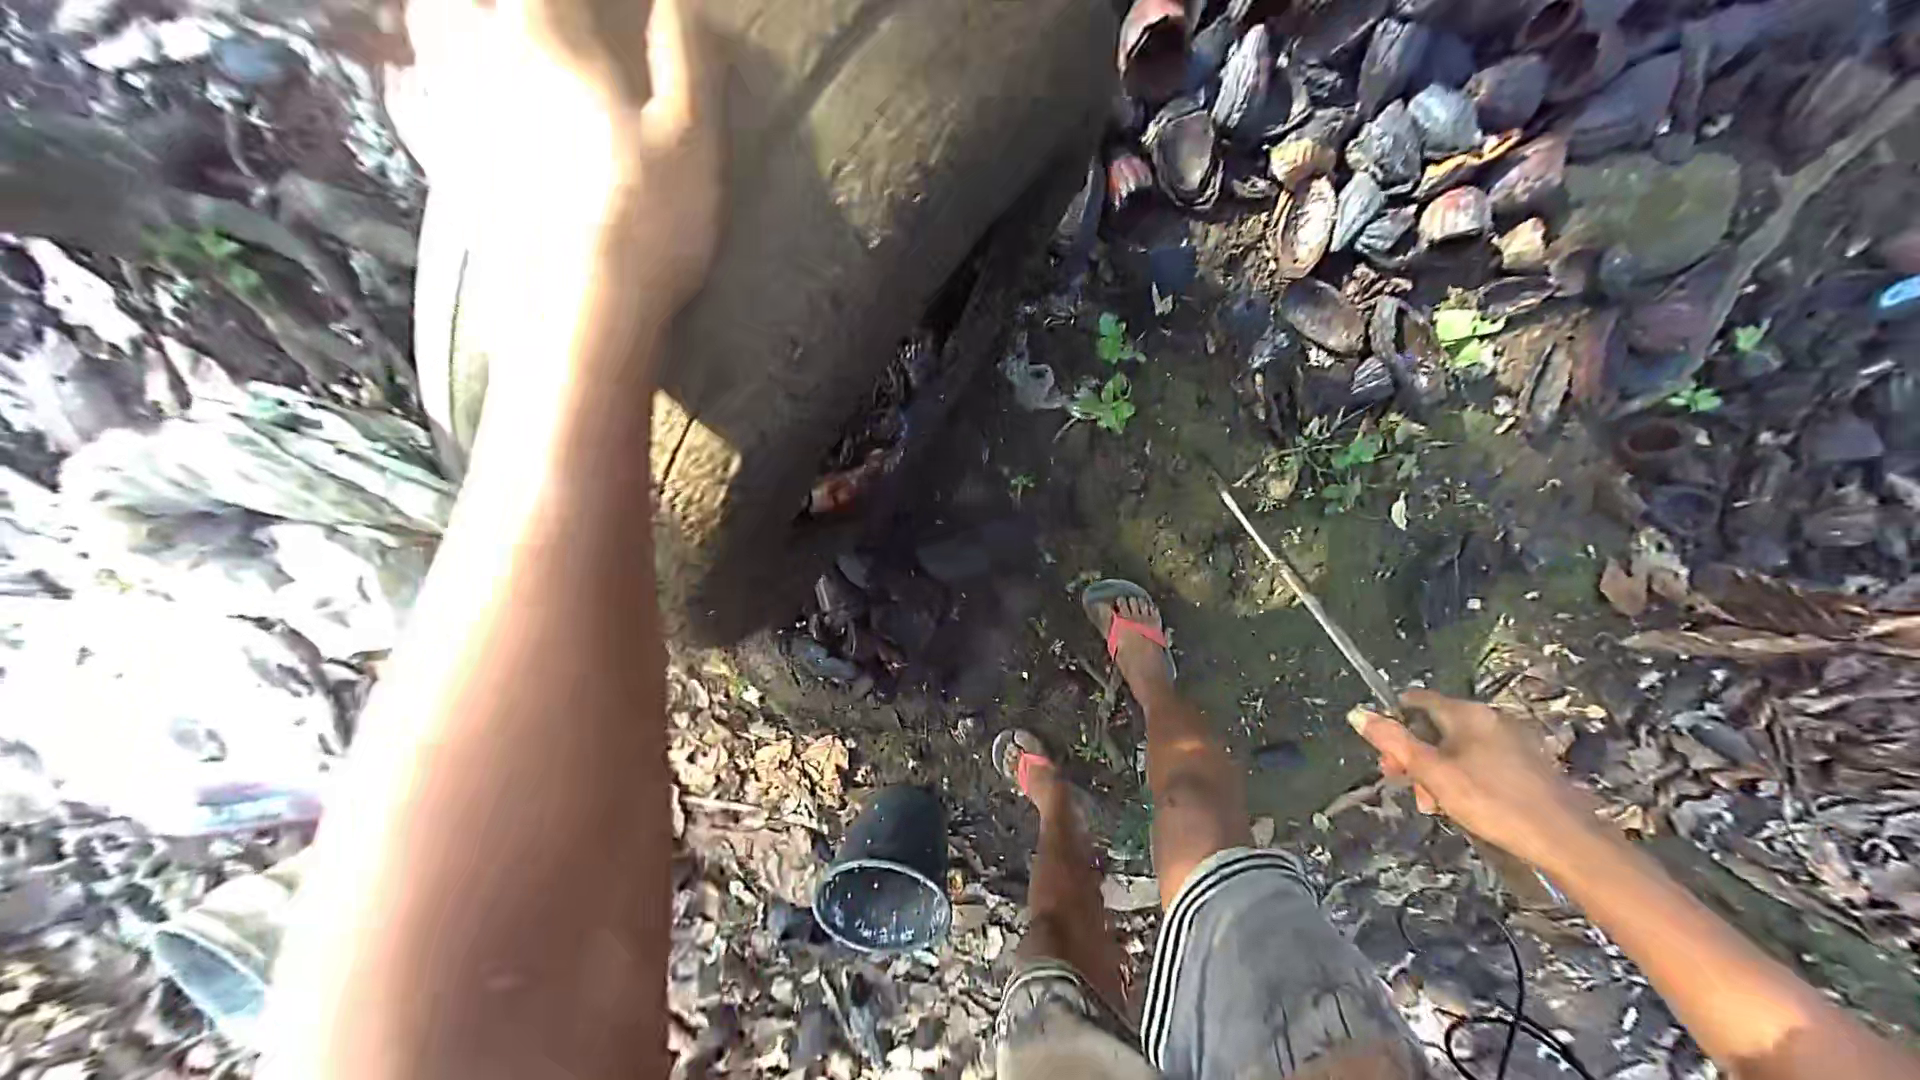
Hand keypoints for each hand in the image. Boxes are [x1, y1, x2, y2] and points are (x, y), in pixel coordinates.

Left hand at [402, 0, 722, 309]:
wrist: (583, 309)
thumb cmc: (647, 219)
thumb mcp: (691, 138)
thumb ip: (683, 55)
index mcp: (545, 32)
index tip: (621, 7)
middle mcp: (481, 52)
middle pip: (481, 0)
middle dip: (529, 8)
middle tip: (555, 24)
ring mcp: (457, 107)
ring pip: (437, 24)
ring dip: (466, 19)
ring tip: (501, 32)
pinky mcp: (452, 158)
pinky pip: (419, 86)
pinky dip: (423, 66)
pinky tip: (435, 74)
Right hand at [1348, 689, 1600, 867]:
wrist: (1570, 843)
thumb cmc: (1494, 802)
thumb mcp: (1432, 772)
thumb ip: (1393, 742)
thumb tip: (1357, 713)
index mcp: (1466, 713)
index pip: (1414, 699)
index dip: (1392, 722)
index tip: (1386, 755)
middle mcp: (1490, 718)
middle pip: (1434, 726)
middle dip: (1414, 754)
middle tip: (1408, 786)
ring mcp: (1513, 741)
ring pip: (1456, 747)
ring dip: (1436, 771)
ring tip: (1436, 804)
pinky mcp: (1528, 765)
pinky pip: (1480, 760)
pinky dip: (1463, 777)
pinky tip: (1464, 805)